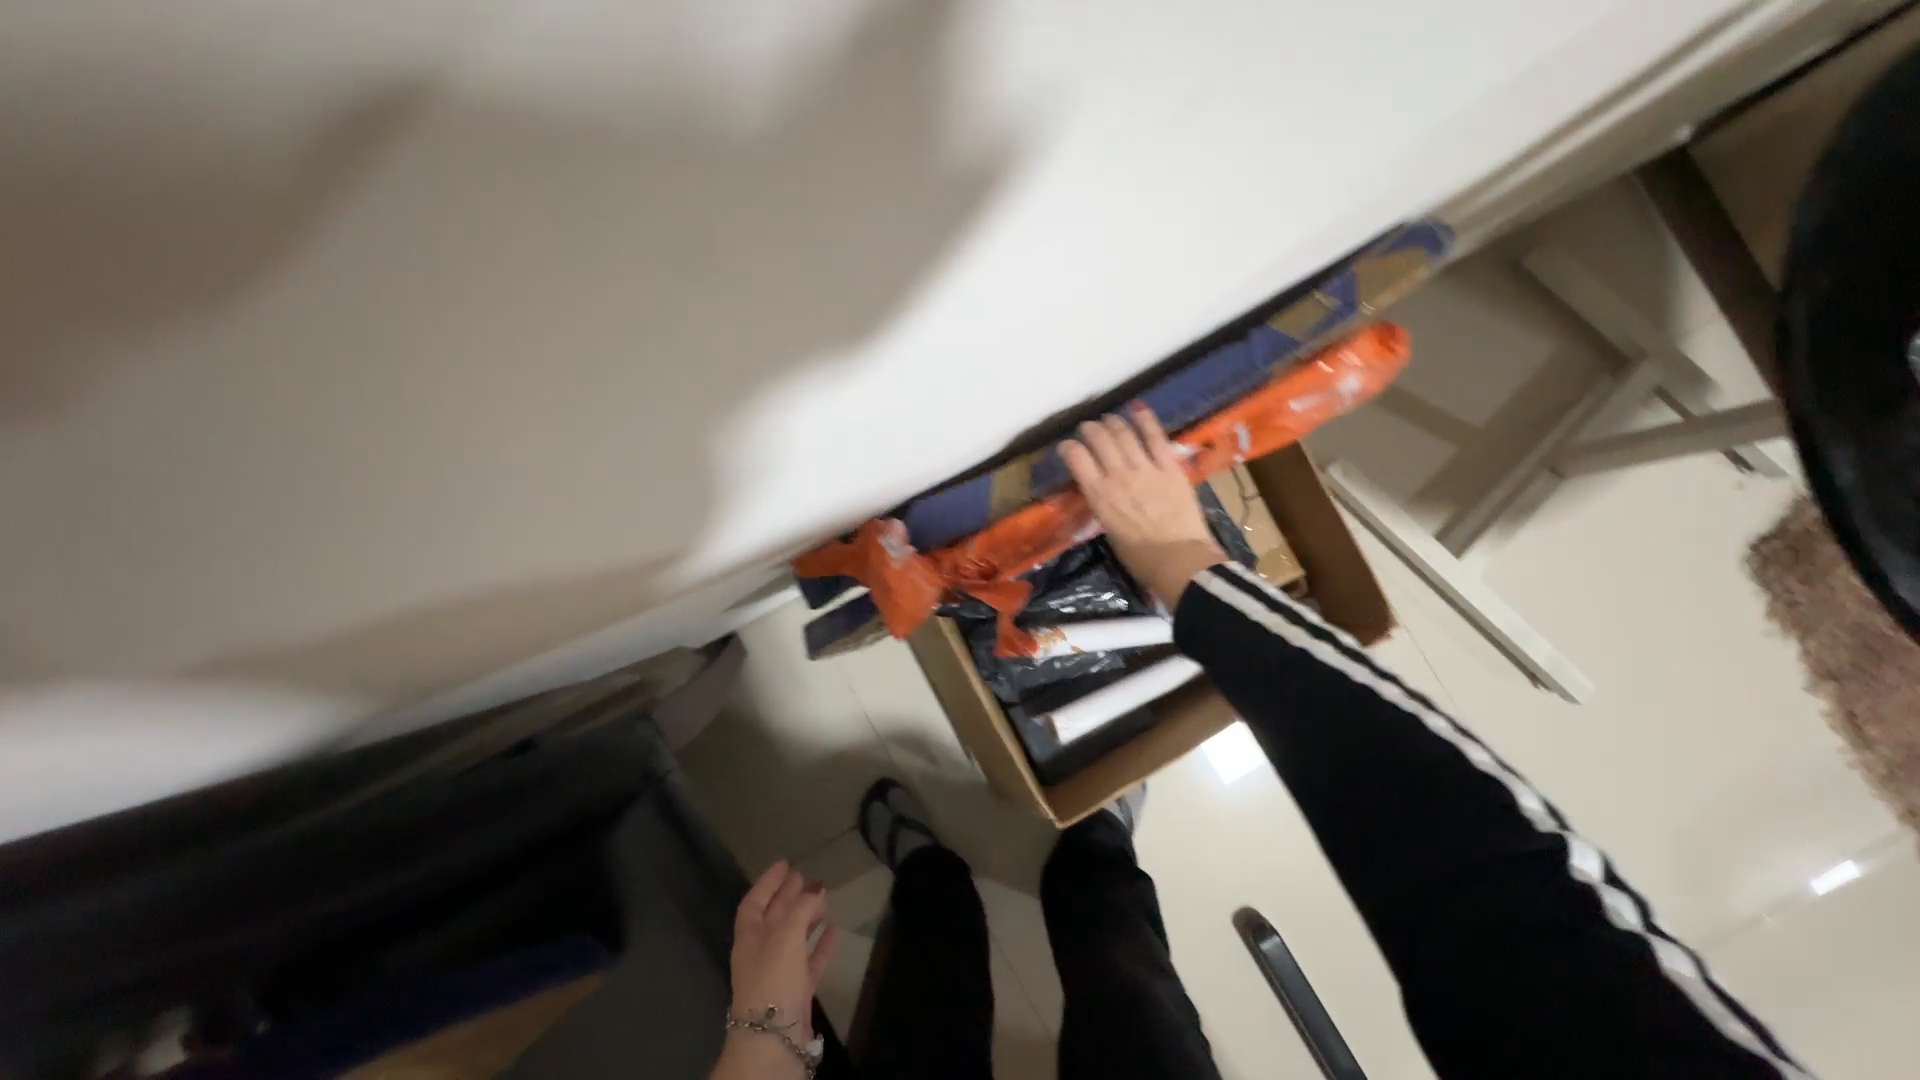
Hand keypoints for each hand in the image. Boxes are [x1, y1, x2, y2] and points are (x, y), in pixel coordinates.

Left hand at [729, 861, 836, 1040]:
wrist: (773, 1039)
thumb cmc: (773, 978)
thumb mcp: (785, 935)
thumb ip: (800, 910)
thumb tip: (814, 891)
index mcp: (749, 936)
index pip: (755, 901)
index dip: (768, 881)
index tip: (785, 863)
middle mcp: (761, 951)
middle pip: (774, 917)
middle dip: (789, 896)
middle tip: (805, 876)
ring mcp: (779, 972)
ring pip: (793, 937)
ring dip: (806, 917)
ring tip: (824, 897)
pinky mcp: (796, 992)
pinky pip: (809, 961)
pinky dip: (820, 945)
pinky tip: (834, 931)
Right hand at [1061, 404, 1226, 607]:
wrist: (1179, 560)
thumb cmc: (1140, 557)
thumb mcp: (1109, 532)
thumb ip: (1104, 506)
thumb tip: (1103, 493)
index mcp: (1099, 495)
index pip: (1076, 458)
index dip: (1068, 447)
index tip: (1067, 447)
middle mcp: (1118, 475)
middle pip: (1099, 439)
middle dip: (1090, 430)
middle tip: (1089, 428)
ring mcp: (1145, 468)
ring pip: (1124, 433)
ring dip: (1113, 422)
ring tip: (1110, 420)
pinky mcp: (1170, 467)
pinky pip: (1156, 437)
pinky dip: (1145, 420)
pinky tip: (1138, 410)